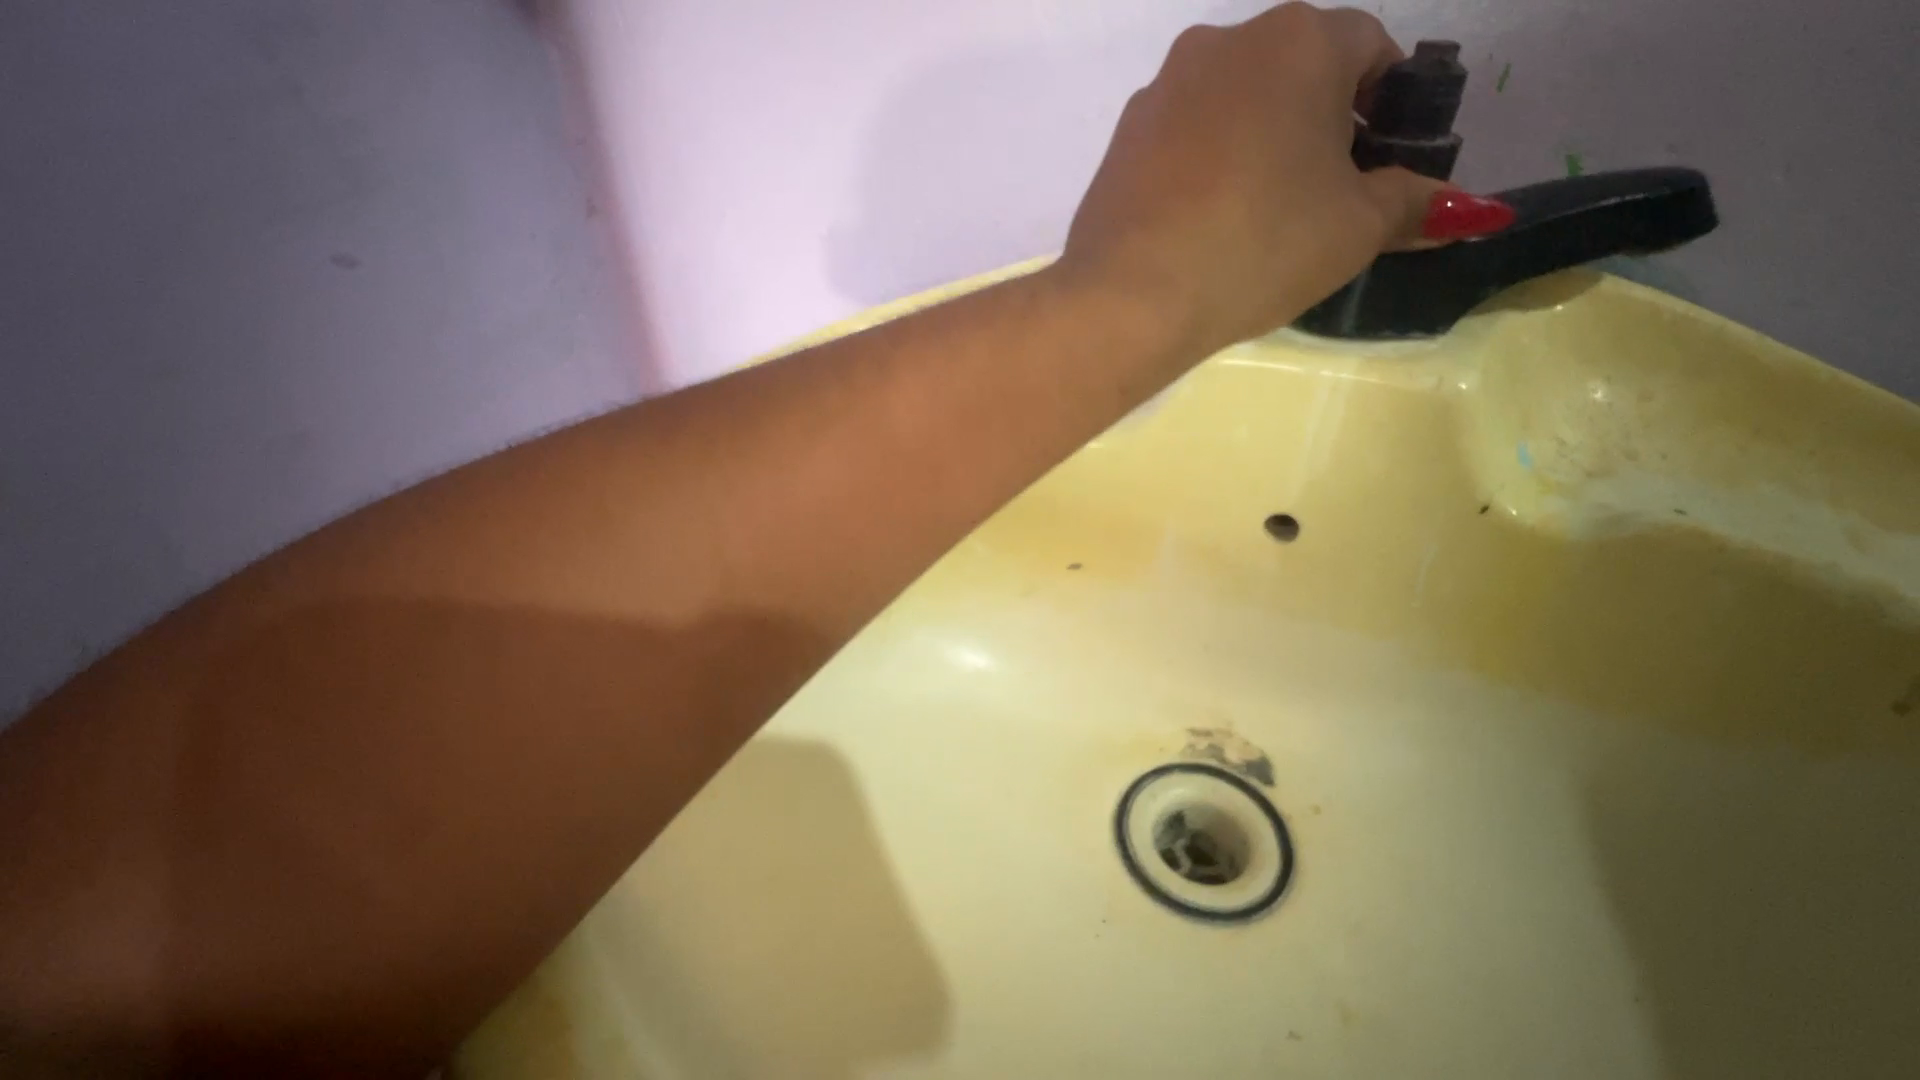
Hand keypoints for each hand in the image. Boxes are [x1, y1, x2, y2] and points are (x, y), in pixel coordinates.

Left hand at [1059, 3, 1448, 354]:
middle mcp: (1224, 43)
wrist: (1129, 296)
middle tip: (1325, 198)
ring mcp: (1162, 88)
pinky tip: (1205, 223)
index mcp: (1298, 41)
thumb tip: (1467, 206)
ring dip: (1260, 143)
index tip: (1381, 163)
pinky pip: (1184, 139)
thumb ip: (1413, 204)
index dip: (1387, 106)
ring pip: (1234, 104)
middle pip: (1296, 72)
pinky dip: (1207, 166)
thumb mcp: (1356, 230)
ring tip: (1259, 217)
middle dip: (1321, 123)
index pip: (1370, 49)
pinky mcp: (1121, 138)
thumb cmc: (1260, 247)